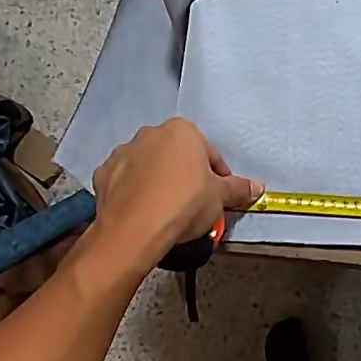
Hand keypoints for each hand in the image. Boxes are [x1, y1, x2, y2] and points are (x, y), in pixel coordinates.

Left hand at [91, 118, 263, 265]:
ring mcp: (123, 152)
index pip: (208, 152)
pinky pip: (124, 180)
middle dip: (185, 175)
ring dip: (158, 181)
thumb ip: (238, 188)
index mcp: (182, 131)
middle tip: (193, 203)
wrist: (135, 229)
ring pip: (148, 165)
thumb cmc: (185, 204)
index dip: (217, 176)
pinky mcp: (103, 173)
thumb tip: (258, 187)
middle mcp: (150, 133)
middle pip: (176, 155)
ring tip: (165, 209)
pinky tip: (141, 211)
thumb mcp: (219, 198)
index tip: (218, 197)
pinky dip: (133, 191)